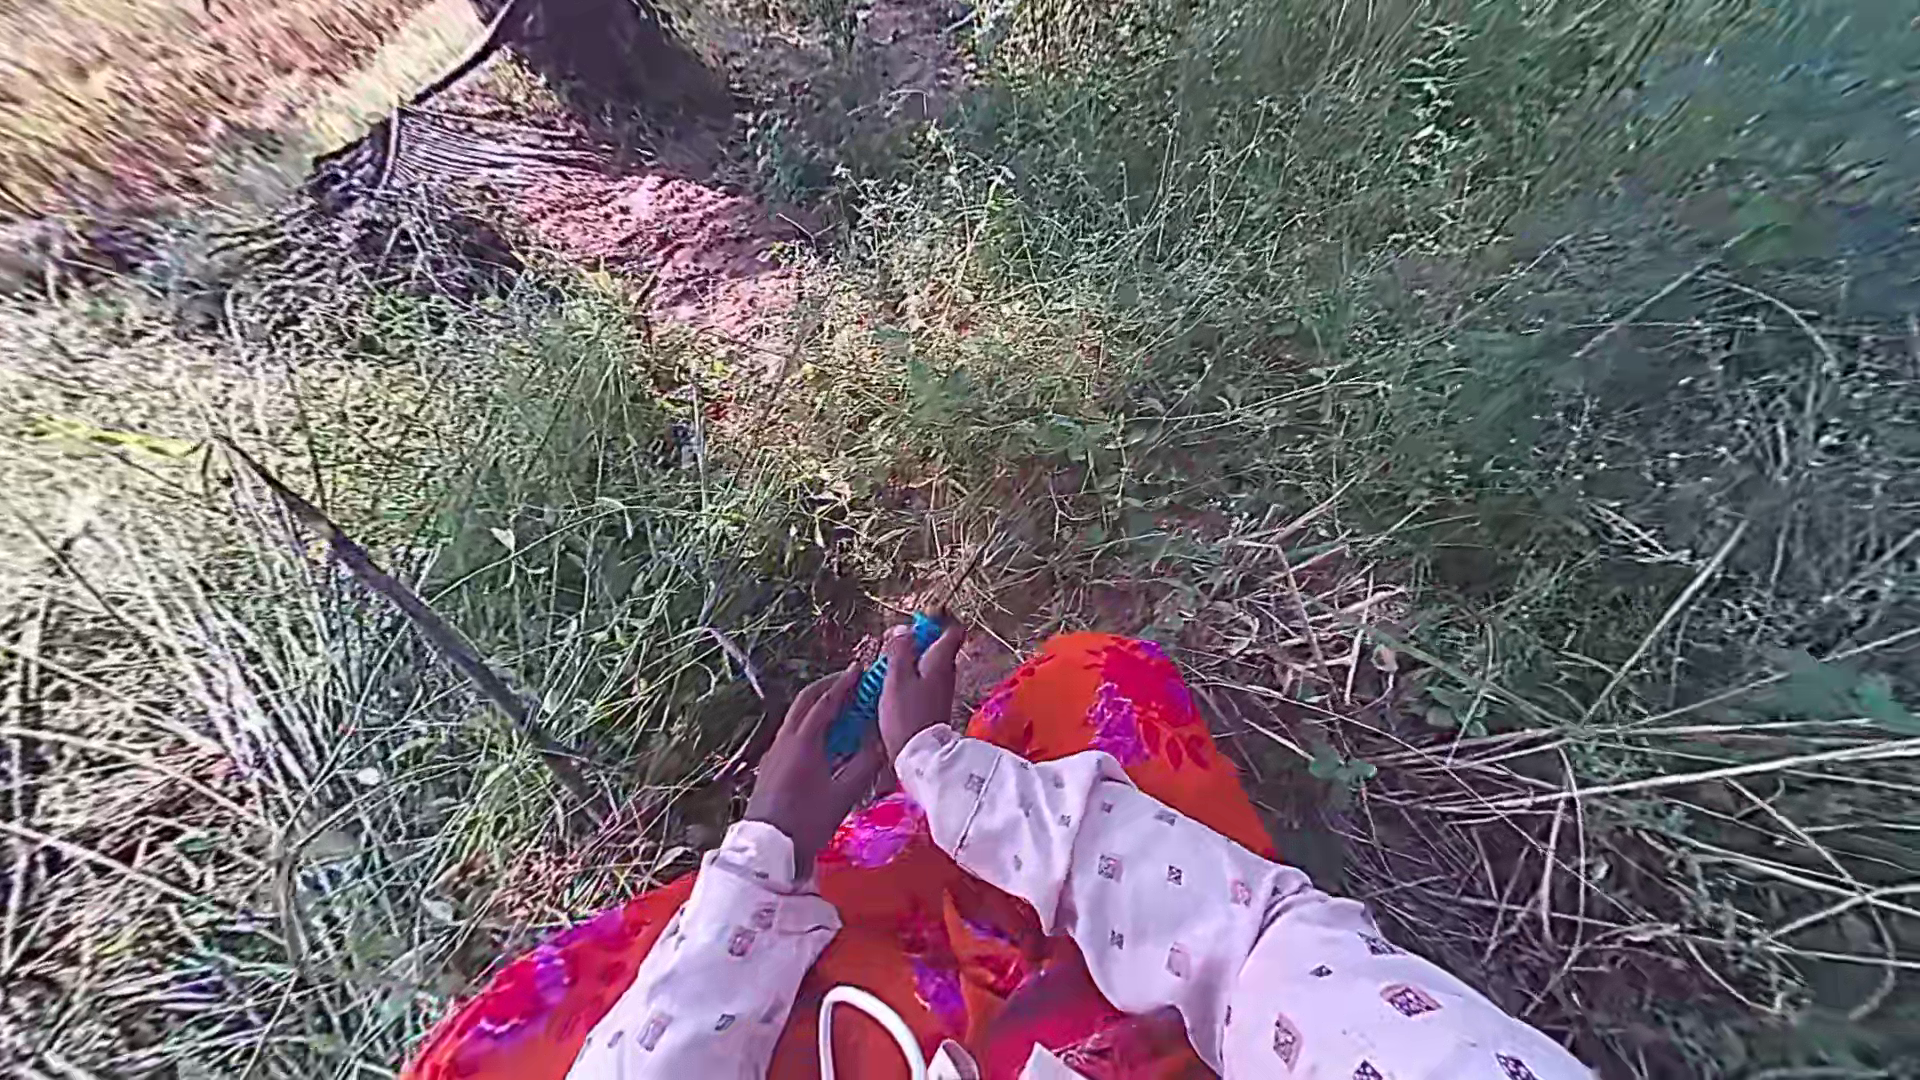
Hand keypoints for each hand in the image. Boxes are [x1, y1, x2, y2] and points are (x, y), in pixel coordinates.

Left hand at [745, 665, 883, 878]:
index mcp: (803, 742)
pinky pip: (792, 729)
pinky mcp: (771, 763)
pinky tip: (823, 733)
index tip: (858, 670)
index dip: (844, 684)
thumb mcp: (844, 794)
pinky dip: (809, 719)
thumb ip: (865, 763)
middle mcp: (786, 740)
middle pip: (805, 700)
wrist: (767, 852)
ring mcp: (775, 751)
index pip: (825, 703)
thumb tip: (881, 740)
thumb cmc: (807, 822)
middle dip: (827, 685)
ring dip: (817, 702)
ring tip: (838, 702)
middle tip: (848, 680)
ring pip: (796, 714)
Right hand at [878, 618, 965, 760]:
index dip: (938, 620)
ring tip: (887, 664)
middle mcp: (946, 672)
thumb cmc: (907, 715)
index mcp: (941, 661)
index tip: (918, 620)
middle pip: (937, 644)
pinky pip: (922, 678)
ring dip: (909, 658)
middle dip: (916, 639)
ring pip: (927, 662)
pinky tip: (891, 683)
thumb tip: (903, 628)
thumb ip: (900, 650)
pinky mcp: (932, 701)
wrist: (919, 755)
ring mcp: (941, 687)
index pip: (952, 630)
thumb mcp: (896, 678)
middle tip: (892, 643)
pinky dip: (908, 674)